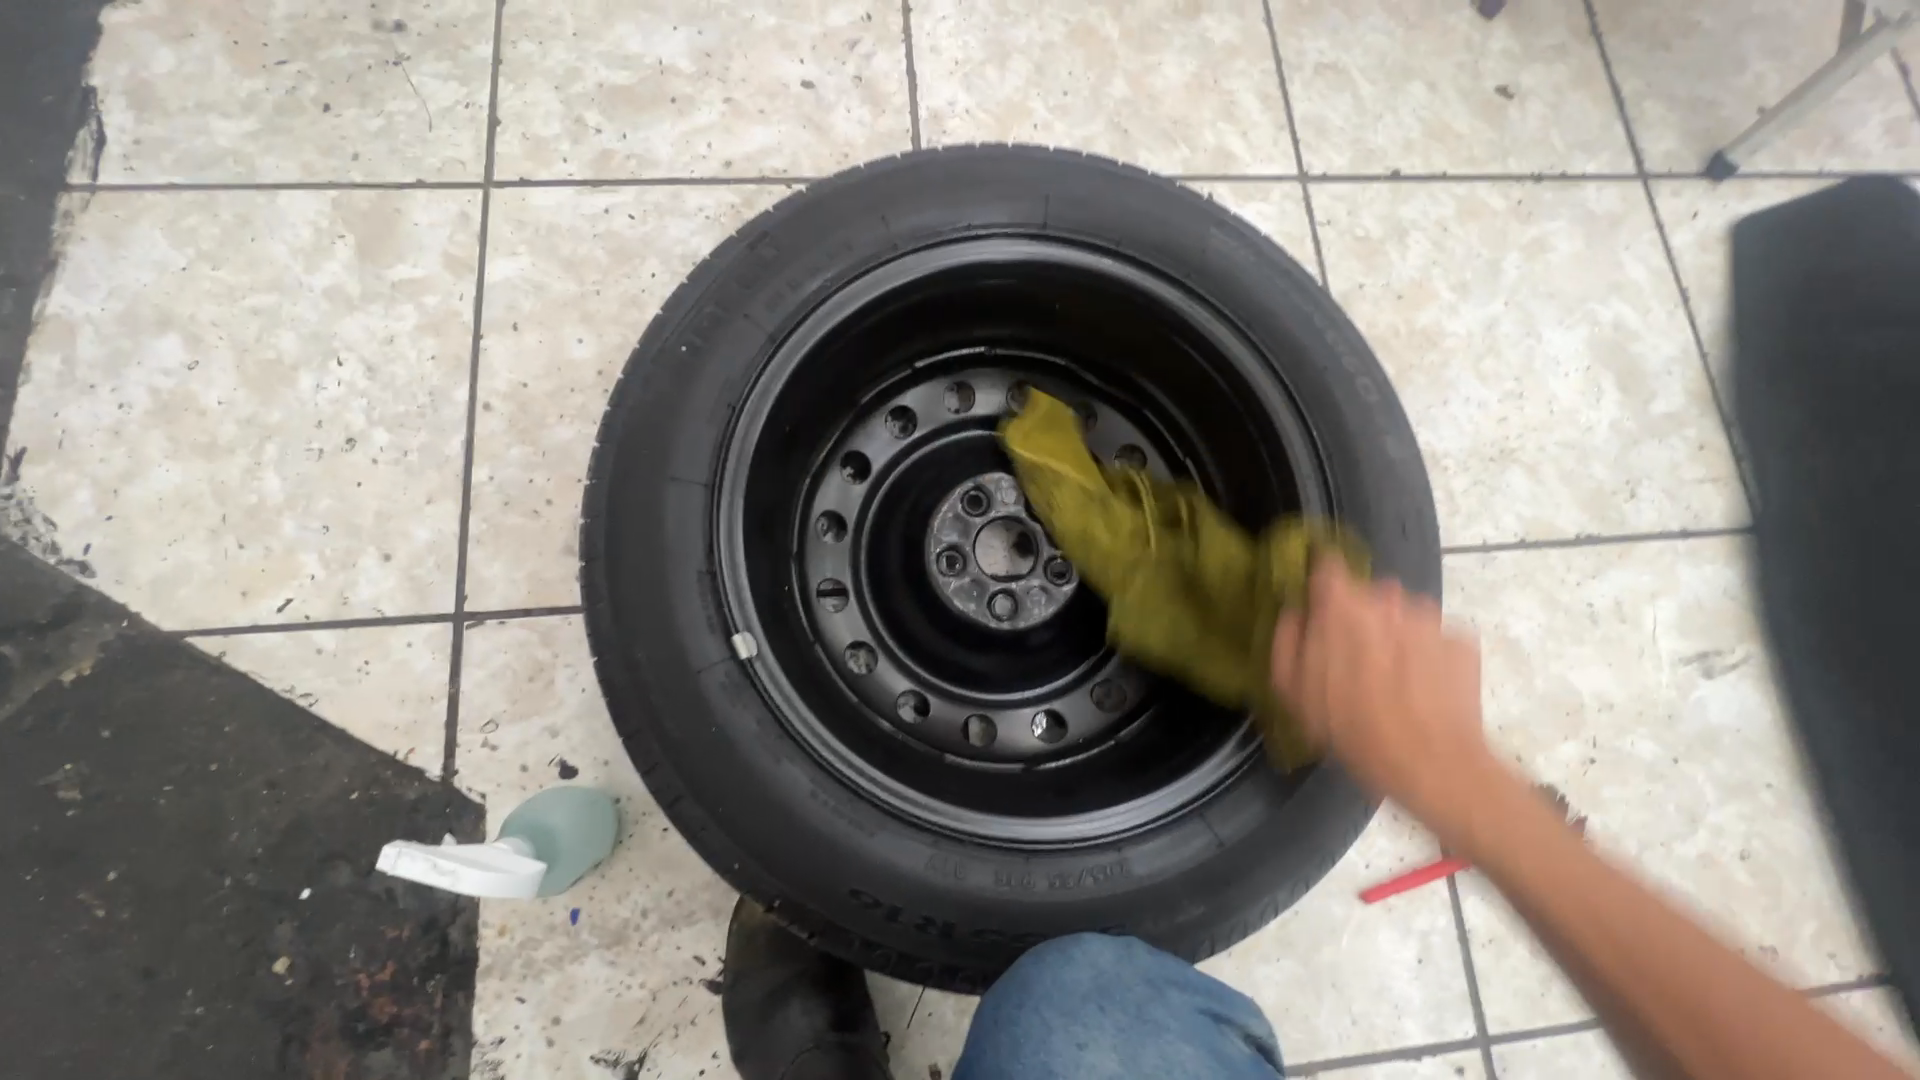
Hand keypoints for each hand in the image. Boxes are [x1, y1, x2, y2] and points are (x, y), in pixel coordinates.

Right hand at [1271, 558, 1503, 836]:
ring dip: (1394, 634)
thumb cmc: (1351, 727)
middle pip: (1367, 593)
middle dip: (1359, 616)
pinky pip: (1434, 637)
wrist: (1431, 763)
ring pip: (1403, 614)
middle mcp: (1387, 598)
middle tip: (1354, 657)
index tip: (1318, 599)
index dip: (1321, 579)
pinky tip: (1420, 687)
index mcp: (1341, 605)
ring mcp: (1430, 618)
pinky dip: (1426, 654)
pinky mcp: (1462, 641)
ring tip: (1391, 677)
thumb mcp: (1293, 690)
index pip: (1327, 564)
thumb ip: (1287, 639)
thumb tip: (1296, 613)